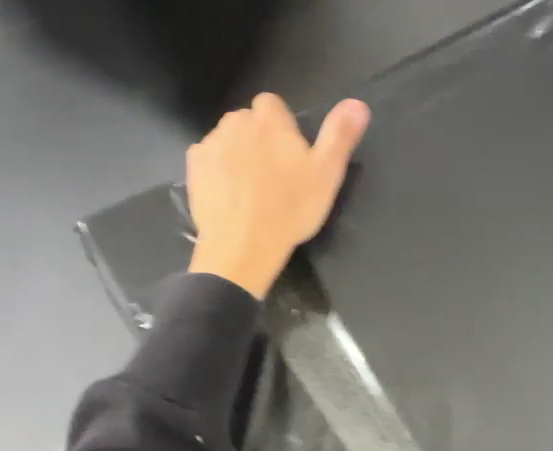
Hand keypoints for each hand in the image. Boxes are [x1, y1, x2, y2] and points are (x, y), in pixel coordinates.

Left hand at [185, 93, 370, 299]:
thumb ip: (340, 135)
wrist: (243, 246)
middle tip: (272, 178)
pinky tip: (228, 197)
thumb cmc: (290, 210)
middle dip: (257, 140)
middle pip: (247, 122)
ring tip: (249, 191)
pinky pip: (207, 160)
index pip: (273, 105)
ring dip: (236, 155)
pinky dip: (216, 172)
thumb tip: (359, 103)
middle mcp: (236, 122)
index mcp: (269, 119)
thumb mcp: (326, 175)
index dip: (282, 127)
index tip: (289, 157)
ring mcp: (212, 144)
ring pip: (227, 140)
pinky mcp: (194, 167)